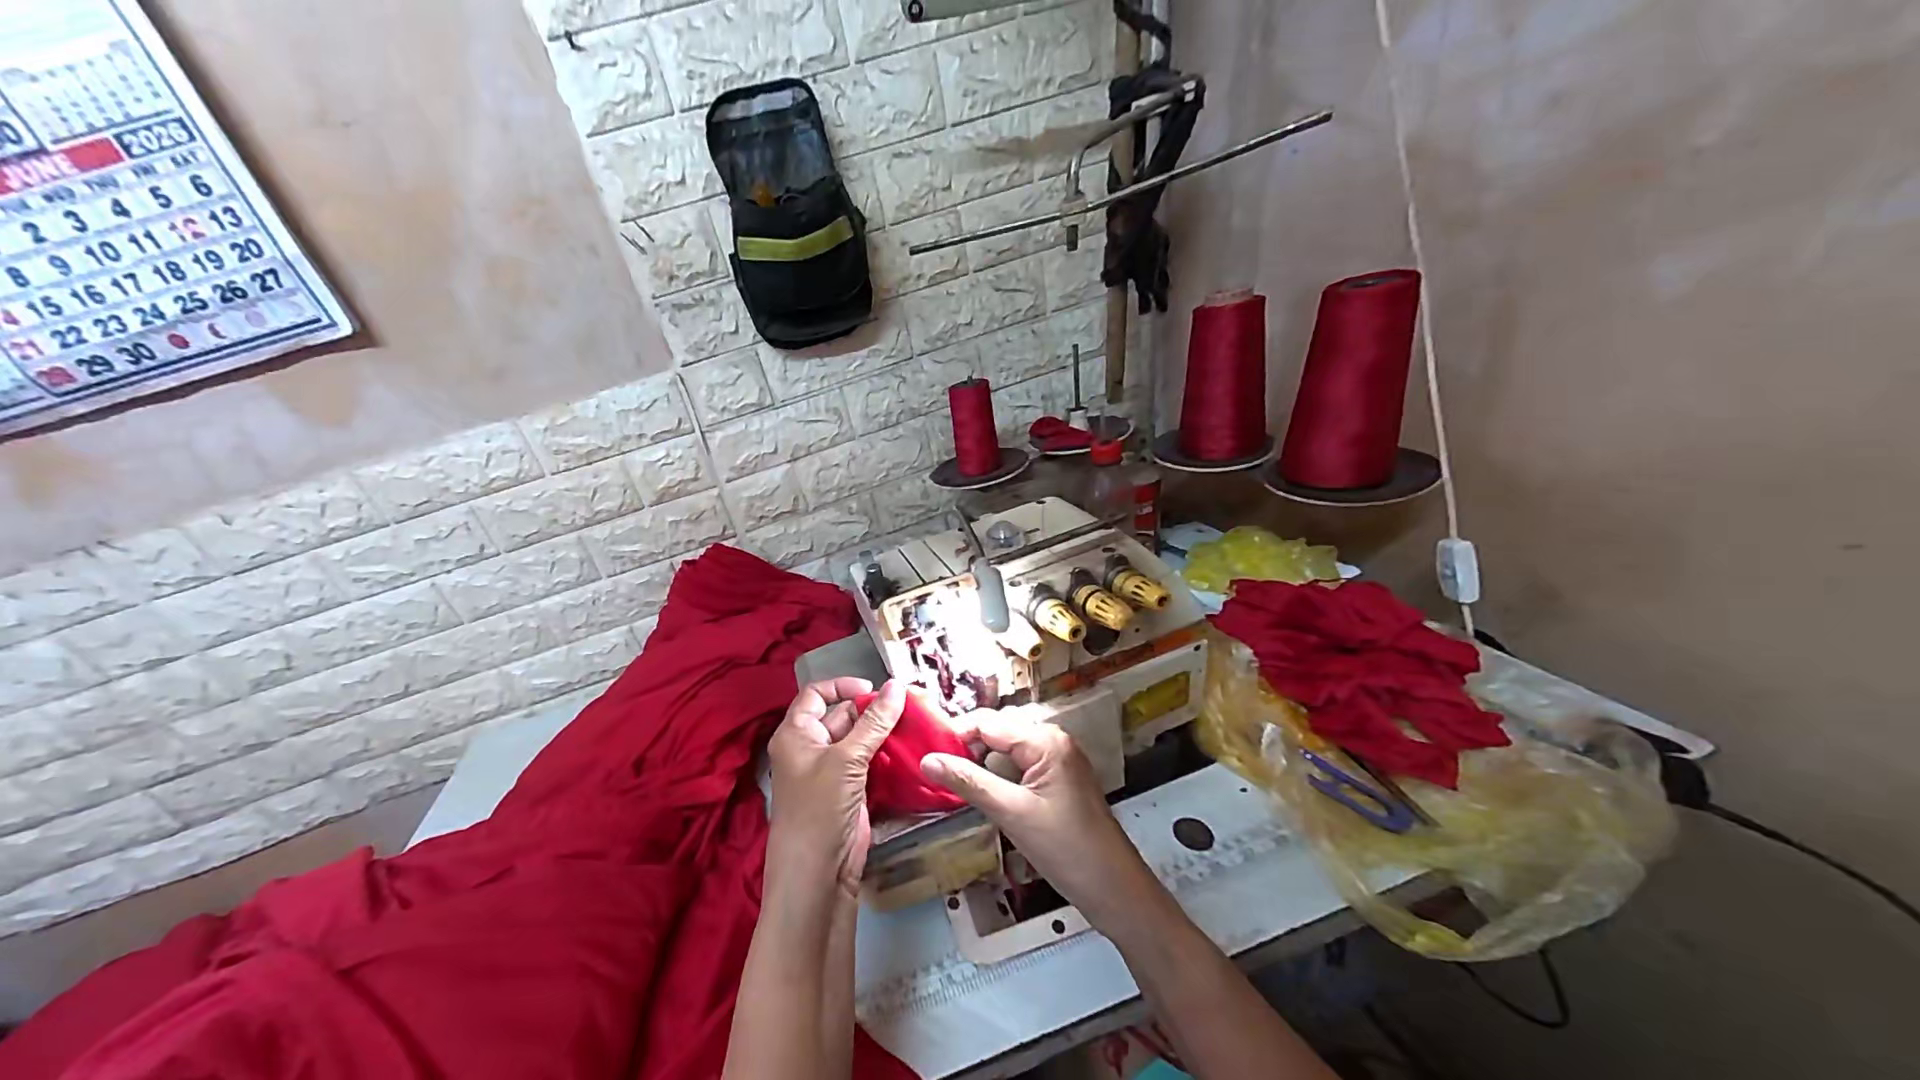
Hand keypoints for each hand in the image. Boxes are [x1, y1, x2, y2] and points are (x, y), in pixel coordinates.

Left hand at [766, 678, 904, 897]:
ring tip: (917, 723)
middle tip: (910, 706)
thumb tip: (897, 686)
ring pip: (861, 741)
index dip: (842, 686)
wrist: (817, 875)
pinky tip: (913, 749)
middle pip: (843, 716)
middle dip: (874, 710)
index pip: (816, 695)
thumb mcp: (846, 760)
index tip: (873, 689)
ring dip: (886, 733)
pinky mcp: (851, 791)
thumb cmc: (819, 809)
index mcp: (796, 734)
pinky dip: (889, 755)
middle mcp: (811, 748)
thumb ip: (874, 722)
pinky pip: (871, 763)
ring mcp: (832, 772)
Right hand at [921, 711, 1166, 933]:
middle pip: (998, 731)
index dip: (956, 734)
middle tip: (936, 771)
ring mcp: (1058, 761)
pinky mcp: (1058, 781)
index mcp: (1045, 741)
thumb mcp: (1011, 813)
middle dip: (967, 747)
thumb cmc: (1066, 849)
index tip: (925, 753)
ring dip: (981, 762)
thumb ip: (968, 782)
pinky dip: (998, 775)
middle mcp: (1053, 741)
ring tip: (953, 782)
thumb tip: (927, 760)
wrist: (1114, 888)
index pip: (989, 722)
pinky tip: (982, 793)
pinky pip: (1020, 766)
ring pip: (1007, 750)